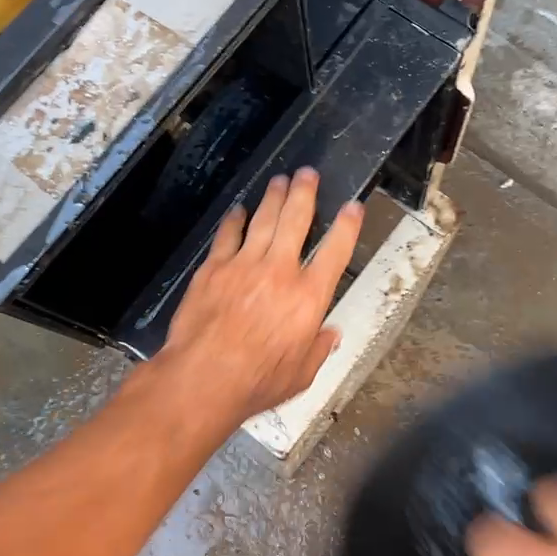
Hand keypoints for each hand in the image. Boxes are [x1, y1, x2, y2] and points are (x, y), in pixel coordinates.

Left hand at [156, 168, 363, 425]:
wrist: (204, 376)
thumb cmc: (257, 382)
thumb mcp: (301, 375)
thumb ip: (317, 350)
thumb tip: (330, 334)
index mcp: (308, 298)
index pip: (335, 252)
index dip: (346, 227)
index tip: (352, 207)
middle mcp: (280, 272)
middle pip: (296, 221)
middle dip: (304, 194)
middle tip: (308, 173)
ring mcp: (244, 265)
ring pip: (263, 221)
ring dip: (273, 198)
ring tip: (280, 180)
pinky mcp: (213, 268)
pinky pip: (227, 236)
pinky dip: (235, 220)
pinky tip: (239, 210)